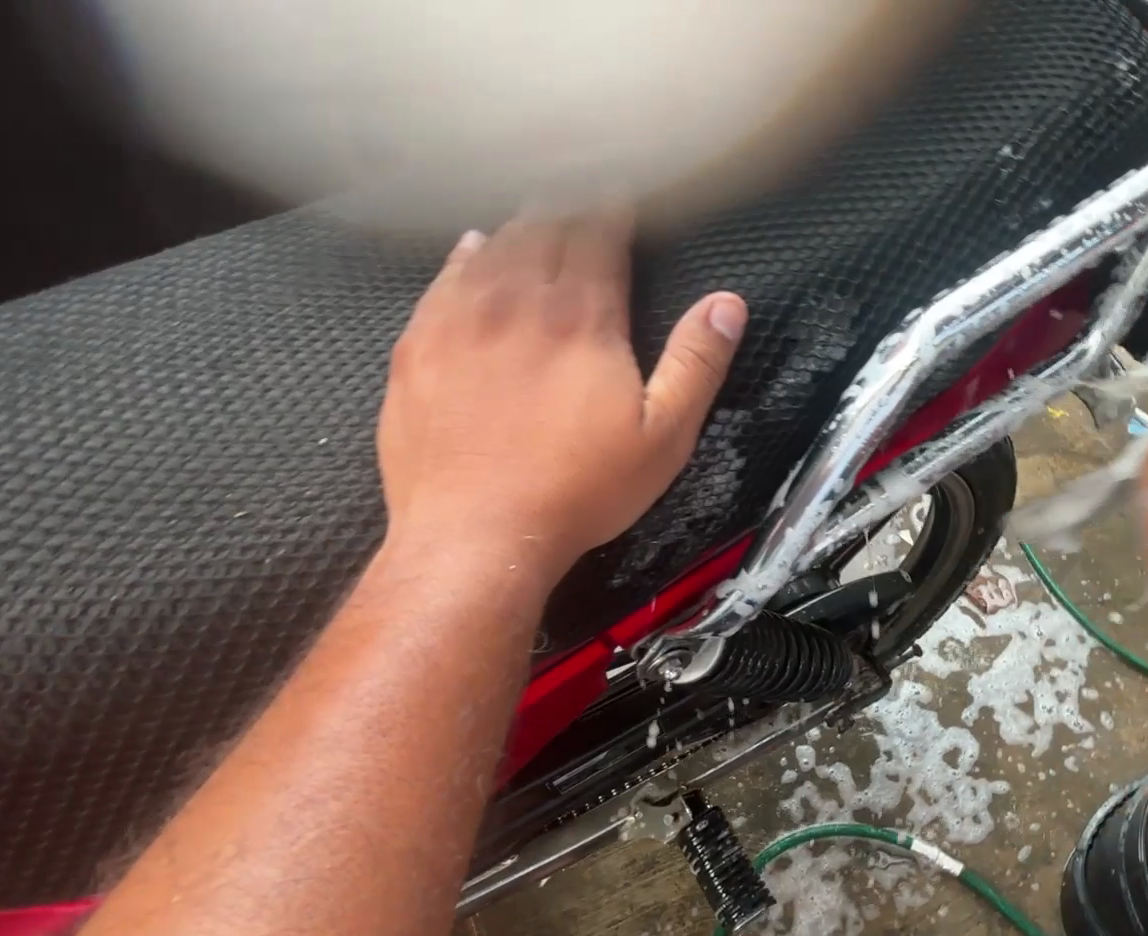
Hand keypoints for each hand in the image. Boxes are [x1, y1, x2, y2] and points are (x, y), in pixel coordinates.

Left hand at [377, 212, 746, 585]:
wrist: (477, 532)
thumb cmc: (582, 489)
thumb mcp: (664, 436)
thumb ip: (696, 364)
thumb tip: (728, 305)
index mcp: (583, 322)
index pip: (597, 241)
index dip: (612, 213)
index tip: (623, 195)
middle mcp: (518, 306)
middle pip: (543, 234)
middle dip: (568, 207)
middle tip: (582, 190)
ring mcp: (460, 323)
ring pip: (491, 249)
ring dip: (519, 222)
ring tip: (537, 206)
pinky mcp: (419, 349)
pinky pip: (442, 280)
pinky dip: (463, 254)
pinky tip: (472, 245)